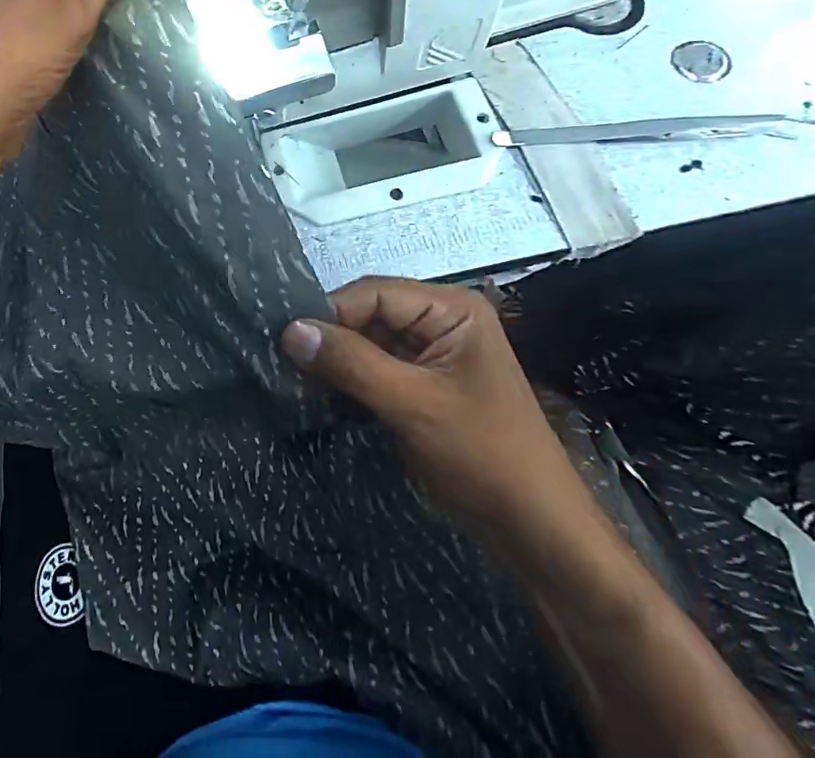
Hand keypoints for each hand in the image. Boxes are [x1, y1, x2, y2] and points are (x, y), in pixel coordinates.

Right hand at [282, 278, 604, 560]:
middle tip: (281, 364)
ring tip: (294, 382)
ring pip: (373, 344)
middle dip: (333, 338)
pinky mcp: (428, 386)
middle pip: (372, 314)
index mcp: (452, 309)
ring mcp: (436, 355)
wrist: (533, 522)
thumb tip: (290, 329)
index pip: (375, 293)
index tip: (282, 342)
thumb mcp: (413, 404)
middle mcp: (444, 321)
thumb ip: (352, 363)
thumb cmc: (481, 454)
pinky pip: (381, 371)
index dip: (329, 312)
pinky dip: (354, 382)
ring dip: (340, 363)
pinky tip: (323, 398)